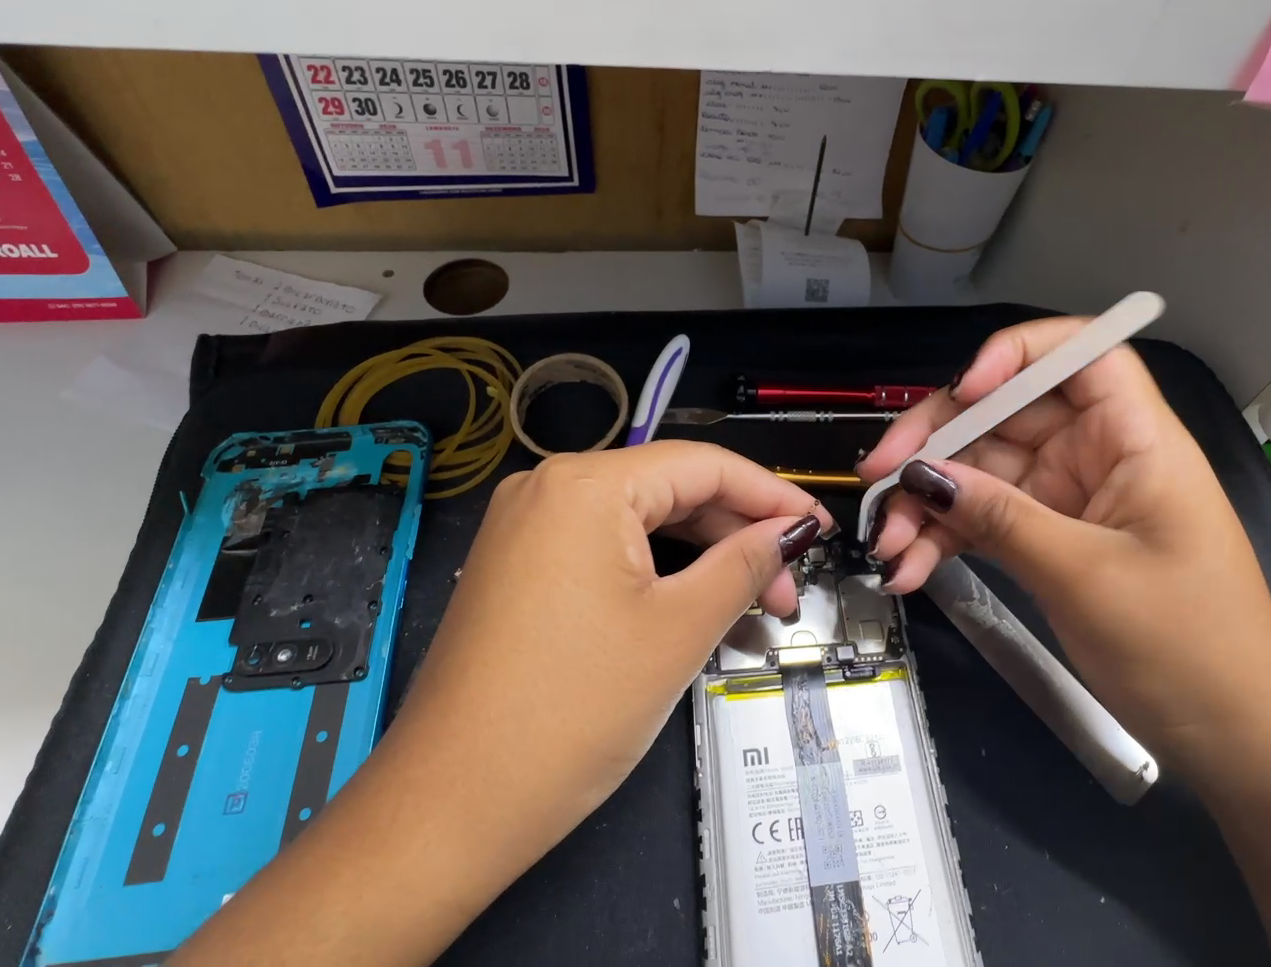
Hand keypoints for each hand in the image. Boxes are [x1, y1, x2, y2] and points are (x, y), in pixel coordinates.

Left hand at [177, 442, 828, 965]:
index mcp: (585, 485)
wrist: (452, 805)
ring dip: (702, 560)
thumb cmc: (571, 713)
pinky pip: (604, 553)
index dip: (772, 494)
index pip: (703, 465)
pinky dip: (657, 576)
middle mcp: (547, 490)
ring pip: (640, 526)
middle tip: (787, 591)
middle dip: (738, 537)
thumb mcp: (678, 631)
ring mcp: (525, 530)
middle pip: (670, 492)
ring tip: (752, 608)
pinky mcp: (519, 571)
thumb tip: (789, 531)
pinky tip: (696, 607)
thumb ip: (744, 565)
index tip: (819, 528)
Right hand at [857, 319, 1270, 771]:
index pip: (1081, 355)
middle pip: (1006, 415)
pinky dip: (944, 541)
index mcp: (1134, 440)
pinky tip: (910, 568)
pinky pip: (984, 522)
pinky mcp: (1049, 541)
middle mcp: (1098, 456)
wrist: (1229, 737)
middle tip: (878, 478)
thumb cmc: (1186, 645)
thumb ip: (998, 517)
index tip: (962, 391)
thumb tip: (923, 475)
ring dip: (928, 506)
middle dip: (937, 444)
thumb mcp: (1083, 575)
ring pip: (982, 473)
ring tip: (888, 546)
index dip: (1016, 356)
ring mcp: (1069, 500)